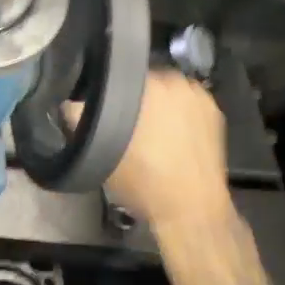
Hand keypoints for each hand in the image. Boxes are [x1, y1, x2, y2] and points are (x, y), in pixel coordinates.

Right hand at [66, 69, 230, 227]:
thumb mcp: (97, 149)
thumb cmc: (141, 178)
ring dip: (156, 105)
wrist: (190, 209)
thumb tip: (69, 101)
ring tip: (146, 130)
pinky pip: (186, 106)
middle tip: (121, 122)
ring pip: (166, 93)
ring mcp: (200, 97)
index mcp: (148, 81)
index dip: (106, 93)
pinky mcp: (215, 115)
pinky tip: (169, 136)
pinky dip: (177, 115)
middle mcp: (177, 81)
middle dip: (132, 98)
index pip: (117, 75)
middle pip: (143, 82)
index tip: (101, 111)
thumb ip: (78, 116)